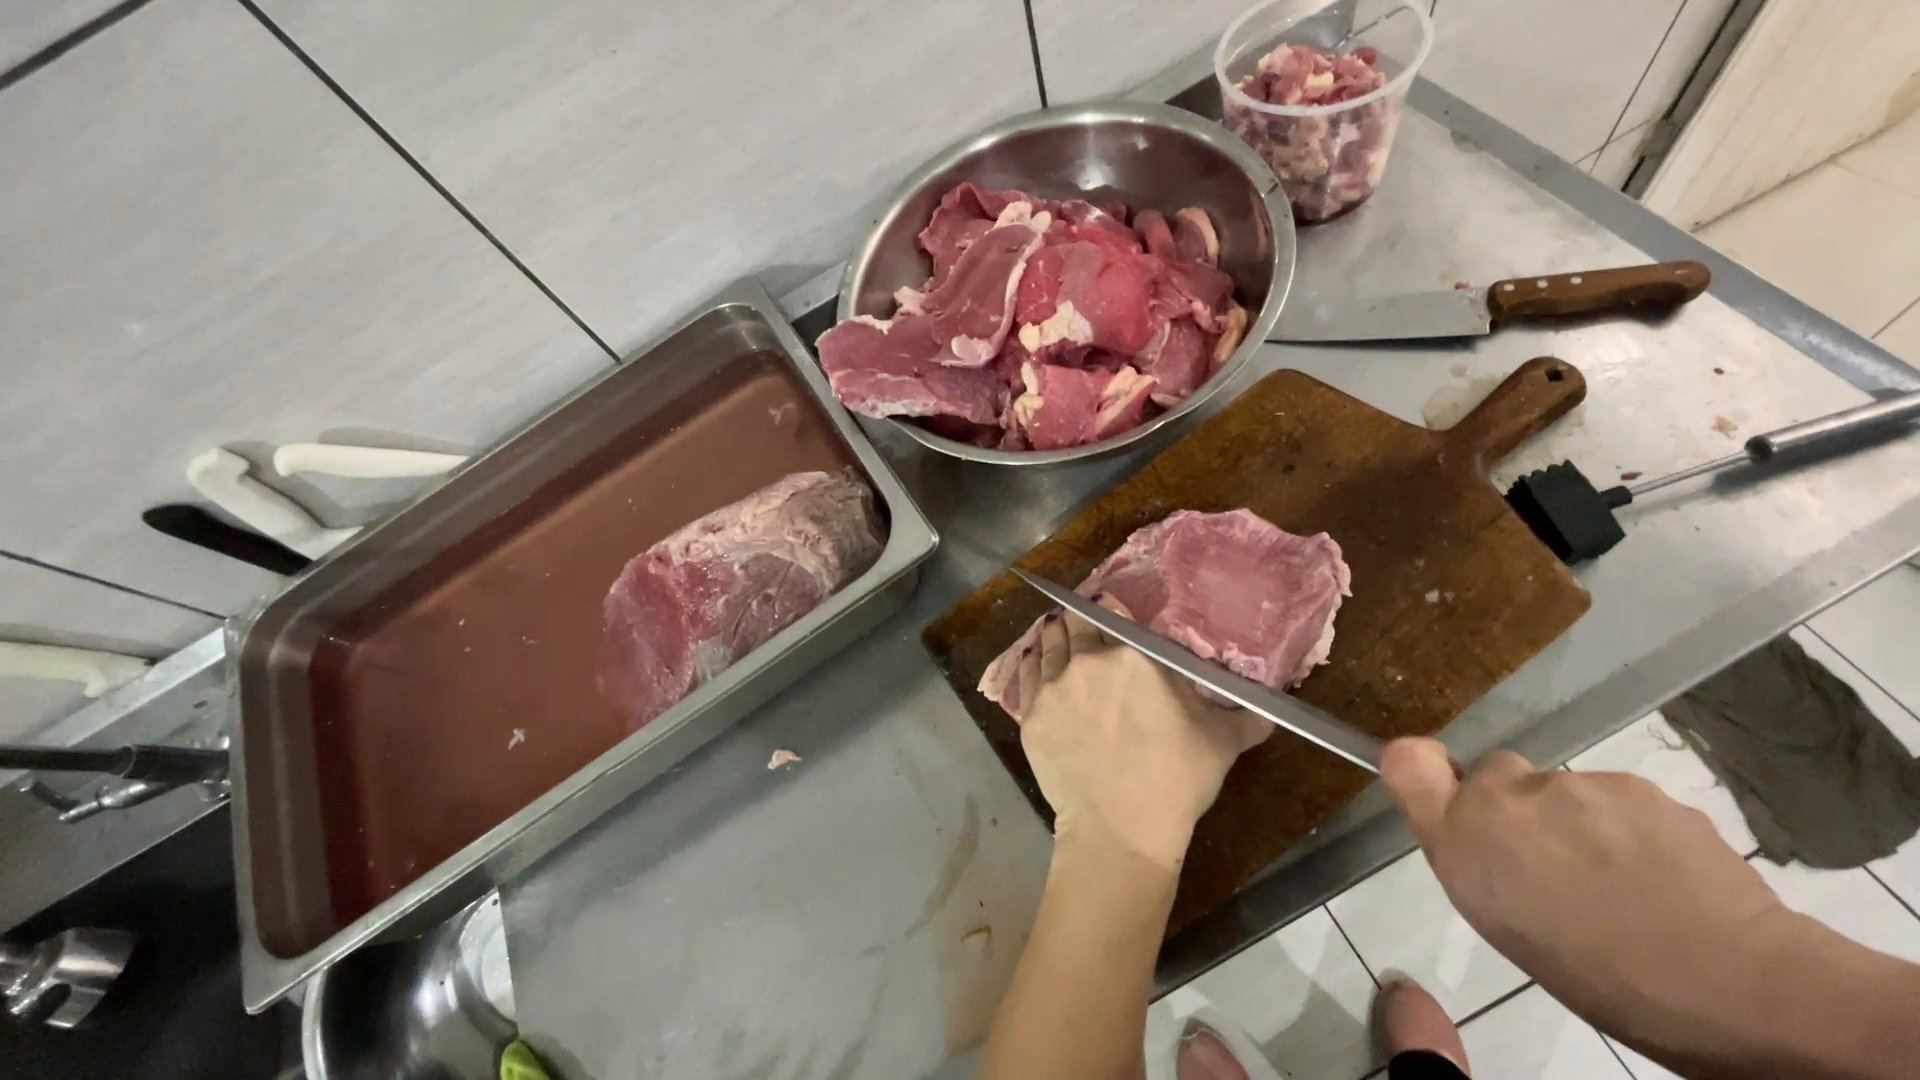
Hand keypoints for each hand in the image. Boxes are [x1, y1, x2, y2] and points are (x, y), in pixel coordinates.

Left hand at [1017, 609, 1269, 870]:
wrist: (1120, 830)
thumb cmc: (1176, 781)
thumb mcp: (1221, 743)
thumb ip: (1245, 717)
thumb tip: (1270, 711)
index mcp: (1136, 657)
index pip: (1118, 615)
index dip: (1114, 610)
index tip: (1113, 610)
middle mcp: (1089, 661)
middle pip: (1079, 624)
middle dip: (1082, 618)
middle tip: (1083, 619)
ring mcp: (1054, 688)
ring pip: (1050, 644)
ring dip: (1055, 634)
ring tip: (1056, 629)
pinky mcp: (1031, 716)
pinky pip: (1026, 677)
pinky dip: (1031, 663)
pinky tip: (1034, 657)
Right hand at [1380, 738, 1820, 1069]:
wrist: (1728, 982)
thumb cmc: (1594, 972)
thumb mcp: (1501, 919)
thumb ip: (1474, 854)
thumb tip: (1474, 823)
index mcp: (1459, 840)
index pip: (1408, 762)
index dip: (1427, 768)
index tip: (1450, 789)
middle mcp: (1502, 797)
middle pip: (1495, 774)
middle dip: (1518, 805)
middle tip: (1556, 860)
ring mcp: (1572, 785)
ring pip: (1564, 788)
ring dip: (1580, 820)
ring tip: (1622, 879)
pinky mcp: (1636, 784)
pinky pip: (1618, 797)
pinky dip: (1630, 825)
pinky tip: (1660, 872)